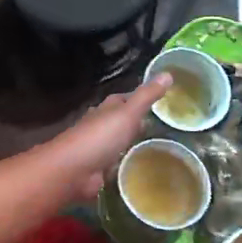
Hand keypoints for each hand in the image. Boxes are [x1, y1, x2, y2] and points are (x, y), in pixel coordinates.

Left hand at [41, 74, 170, 199]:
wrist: (73, 169)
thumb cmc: (101, 136)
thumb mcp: (127, 113)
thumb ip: (146, 96)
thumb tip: (167, 73)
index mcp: (105, 109)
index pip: (123, 99)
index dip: (138, 98)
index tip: (158, 100)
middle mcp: (99, 125)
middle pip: (119, 120)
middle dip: (135, 121)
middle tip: (160, 126)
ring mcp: (97, 148)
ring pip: (117, 141)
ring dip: (130, 143)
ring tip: (155, 147)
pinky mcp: (97, 168)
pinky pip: (115, 163)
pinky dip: (124, 163)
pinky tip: (138, 166)